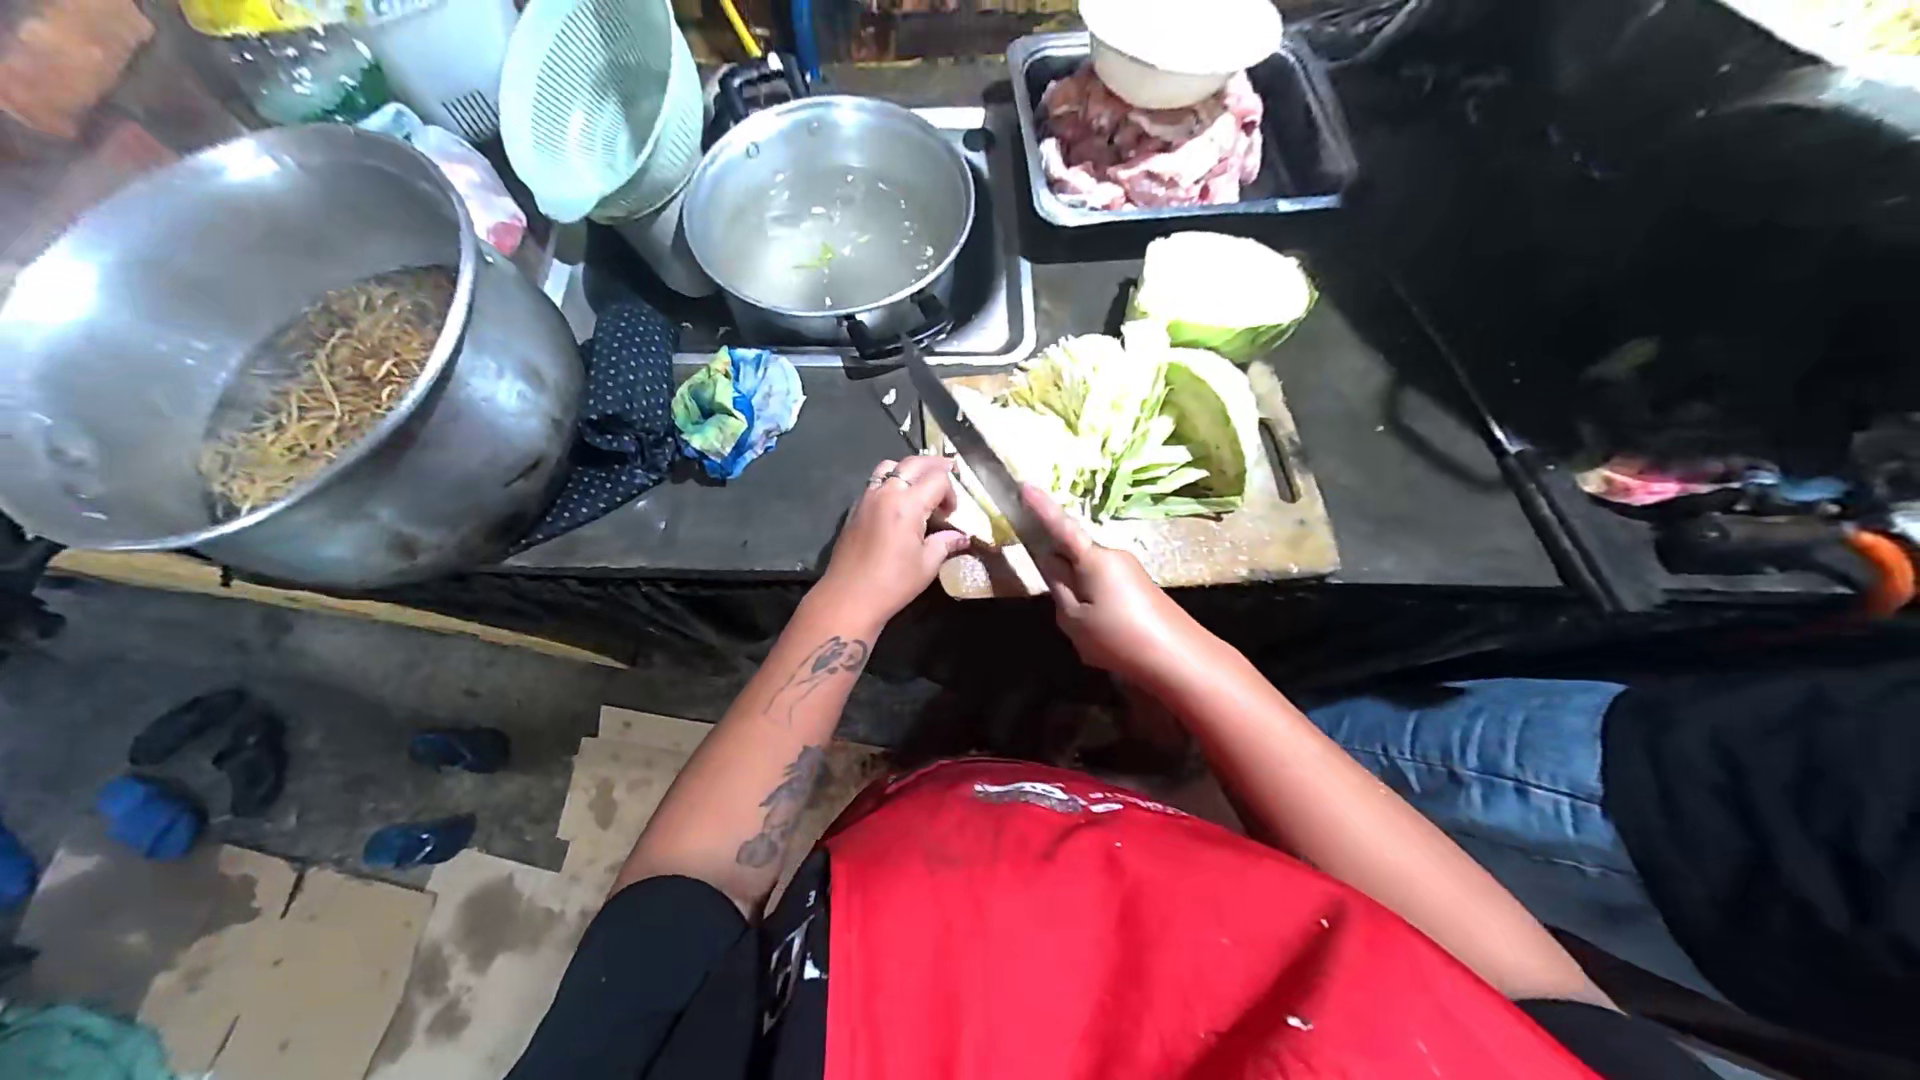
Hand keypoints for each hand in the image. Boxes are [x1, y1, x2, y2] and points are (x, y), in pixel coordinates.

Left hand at [814, 456, 972, 627]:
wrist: (849, 596)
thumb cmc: (892, 583)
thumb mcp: (927, 564)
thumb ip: (945, 544)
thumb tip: (961, 537)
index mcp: (907, 504)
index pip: (937, 479)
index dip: (951, 492)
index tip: (951, 514)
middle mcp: (886, 493)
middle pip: (913, 464)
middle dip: (934, 466)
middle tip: (949, 472)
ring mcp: (866, 498)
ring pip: (889, 467)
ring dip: (909, 470)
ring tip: (920, 485)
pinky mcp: (854, 508)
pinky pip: (874, 482)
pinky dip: (890, 482)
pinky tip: (897, 502)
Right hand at [1024, 484, 1203, 683]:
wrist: (1179, 659)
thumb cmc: (1119, 637)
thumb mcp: (1073, 618)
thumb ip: (1057, 586)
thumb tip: (1049, 560)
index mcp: (1094, 559)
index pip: (1061, 527)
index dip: (1041, 507)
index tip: (1023, 484)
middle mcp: (1113, 556)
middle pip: (1074, 556)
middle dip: (1062, 577)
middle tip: (1066, 615)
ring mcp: (1129, 570)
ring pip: (1088, 576)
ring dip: (1080, 597)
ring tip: (1090, 634)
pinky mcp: (1139, 587)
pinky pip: (1104, 587)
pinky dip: (1095, 606)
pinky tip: (1105, 635)